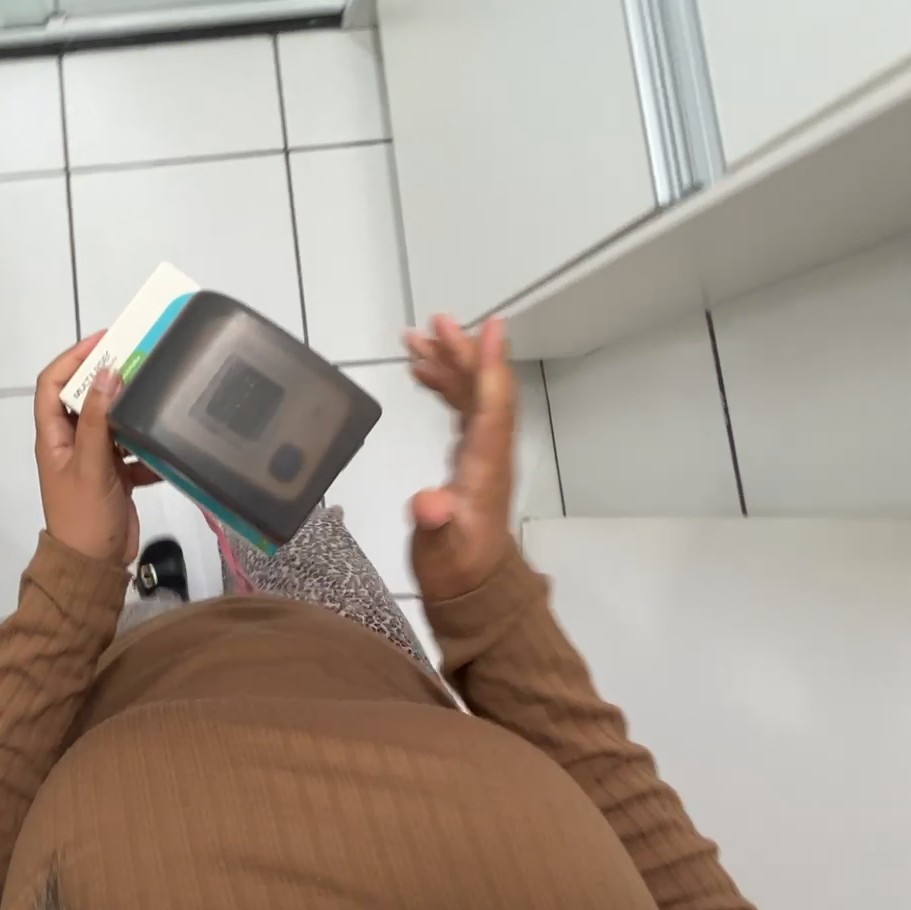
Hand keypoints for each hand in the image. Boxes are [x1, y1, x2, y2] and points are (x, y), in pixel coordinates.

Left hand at [34, 332, 159, 564]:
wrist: (94, 568)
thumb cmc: (84, 516)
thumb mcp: (90, 465)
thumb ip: (98, 420)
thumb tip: (108, 372)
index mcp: (53, 436)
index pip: (52, 384)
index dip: (73, 358)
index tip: (105, 341)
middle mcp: (70, 442)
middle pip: (84, 398)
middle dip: (108, 378)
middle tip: (141, 358)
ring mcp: (93, 459)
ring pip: (111, 422)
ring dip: (131, 410)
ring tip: (159, 392)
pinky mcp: (115, 476)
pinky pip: (131, 450)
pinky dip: (147, 447)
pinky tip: (167, 443)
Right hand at [405, 315, 517, 600]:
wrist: (472, 588)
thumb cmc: (455, 568)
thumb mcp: (442, 551)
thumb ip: (436, 523)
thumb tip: (430, 501)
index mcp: (485, 466)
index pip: (493, 406)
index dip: (489, 365)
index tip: (489, 327)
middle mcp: (489, 452)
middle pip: (482, 390)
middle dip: (462, 352)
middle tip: (434, 321)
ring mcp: (481, 453)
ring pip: (472, 395)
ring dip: (449, 364)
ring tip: (418, 338)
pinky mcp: (469, 458)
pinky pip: (462, 409)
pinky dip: (444, 385)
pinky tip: (423, 373)